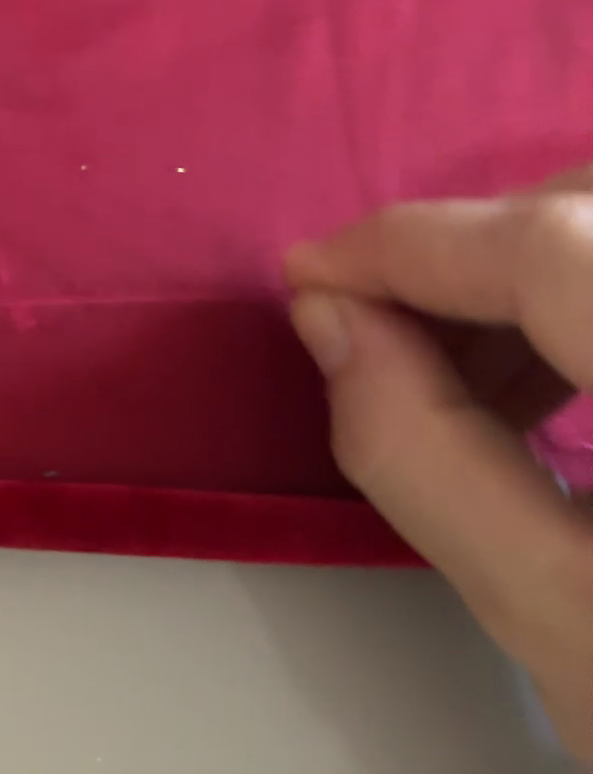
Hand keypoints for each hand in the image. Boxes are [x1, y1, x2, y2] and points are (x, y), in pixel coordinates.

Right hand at [287, 170, 592, 759]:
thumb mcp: (572, 629)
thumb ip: (419, 456)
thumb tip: (327, 320)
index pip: (557, 249)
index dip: (402, 246)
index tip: (309, 278)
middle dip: (474, 253)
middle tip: (391, 337)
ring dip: (539, 274)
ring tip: (483, 376)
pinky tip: (573, 375)